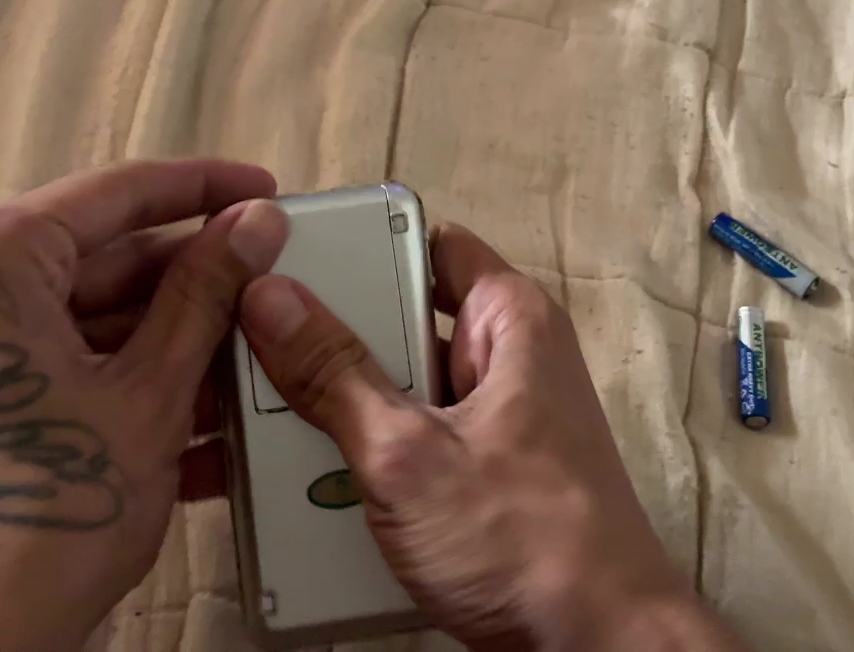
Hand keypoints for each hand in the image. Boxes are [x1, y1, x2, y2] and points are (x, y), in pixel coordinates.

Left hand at [0, 159, 288, 651]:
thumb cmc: (52, 510)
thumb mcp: (151, 388)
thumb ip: (206, 290)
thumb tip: (257, 219)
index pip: (120, 193)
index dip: (205, 187)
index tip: (267, 189)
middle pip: (113, 254)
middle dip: (198, 277)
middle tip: (272, 278)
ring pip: (106, 308)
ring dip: (182, 332)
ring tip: (256, 347)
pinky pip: (86, 354)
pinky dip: (147, 371)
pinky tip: (213, 403)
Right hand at [238, 224, 744, 651]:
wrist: (595, 651)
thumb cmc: (518, 538)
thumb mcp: (408, 454)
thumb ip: (334, 376)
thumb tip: (268, 295)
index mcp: (509, 317)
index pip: (430, 243)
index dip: (365, 243)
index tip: (295, 258)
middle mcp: (506, 349)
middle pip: (408, 309)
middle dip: (338, 327)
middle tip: (257, 332)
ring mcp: (495, 407)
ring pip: (405, 372)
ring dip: (345, 389)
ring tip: (263, 393)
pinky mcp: (484, 458)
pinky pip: (415, 421)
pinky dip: (370, 432)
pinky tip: (311, 457)